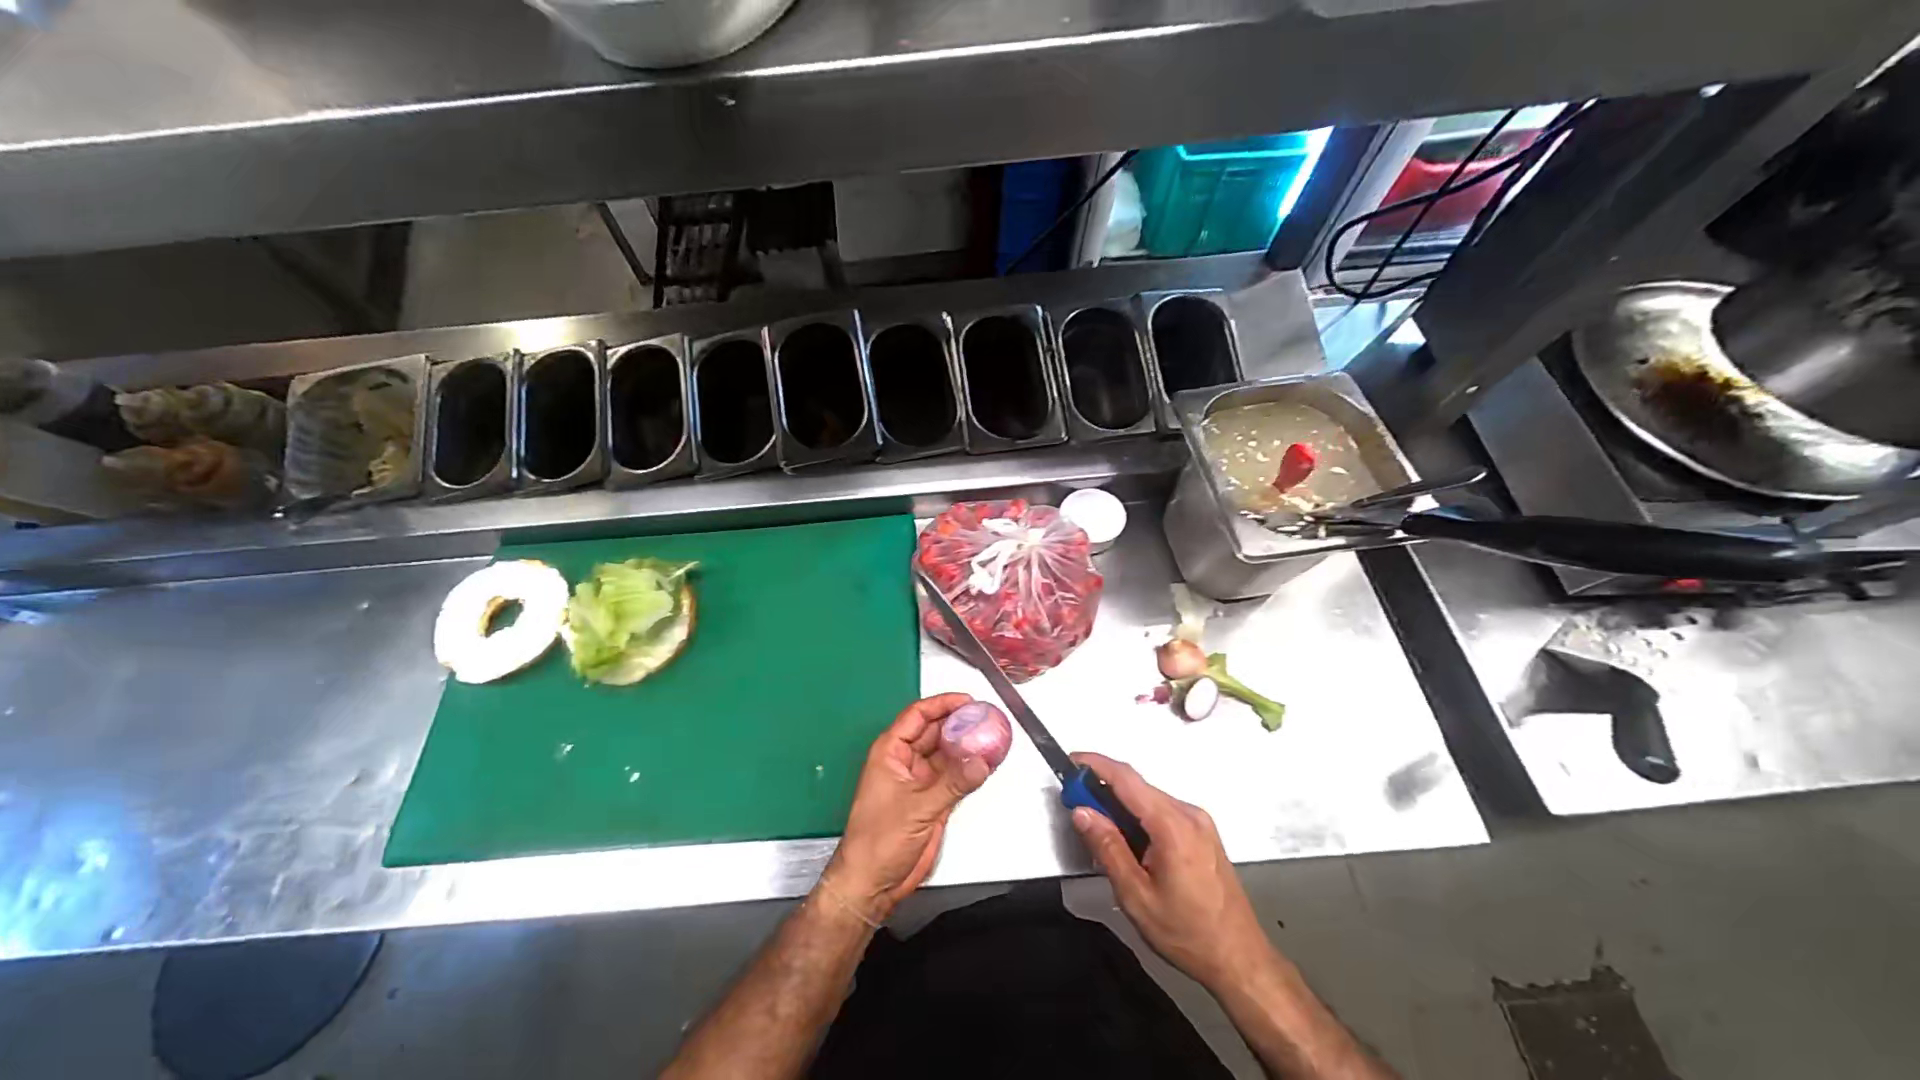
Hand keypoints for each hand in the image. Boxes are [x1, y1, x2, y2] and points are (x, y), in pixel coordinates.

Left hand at [825, 693, 994, 920]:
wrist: (873, 883)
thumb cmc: (878, 841)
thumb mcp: (917, 808)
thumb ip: (953, 783)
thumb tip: (981, 761)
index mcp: (890, 752)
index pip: (918, 715)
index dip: (942, 704)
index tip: (968, 700)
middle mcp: (905, 762)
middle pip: (935, 731)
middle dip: (959, 722)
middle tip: (987, 716)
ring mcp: (919, 781)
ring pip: (946, 753)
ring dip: (966, 746)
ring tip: (992, 735)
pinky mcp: (932, 800)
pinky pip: (954, 776)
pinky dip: (969, 769)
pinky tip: (987, 763)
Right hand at [1070, 752, 1276, 991]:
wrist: (1240, 959)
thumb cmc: (1189, 933)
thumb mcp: (1136, 895)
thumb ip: (1108, 848)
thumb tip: (1083, 812)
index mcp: (1173, 826)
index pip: (1127, 779)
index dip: (1096, 765)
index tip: (1072, 763)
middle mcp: (1190, 816)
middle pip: (1138, 788)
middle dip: (1104, 789)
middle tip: (1076, 804)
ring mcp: (1201, 824)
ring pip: (1151, 800)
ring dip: (1122, 806)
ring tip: (1100, 832)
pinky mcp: (1204, 835)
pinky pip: (1164, 813)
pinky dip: (1141, 818)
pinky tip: (1129, 844)